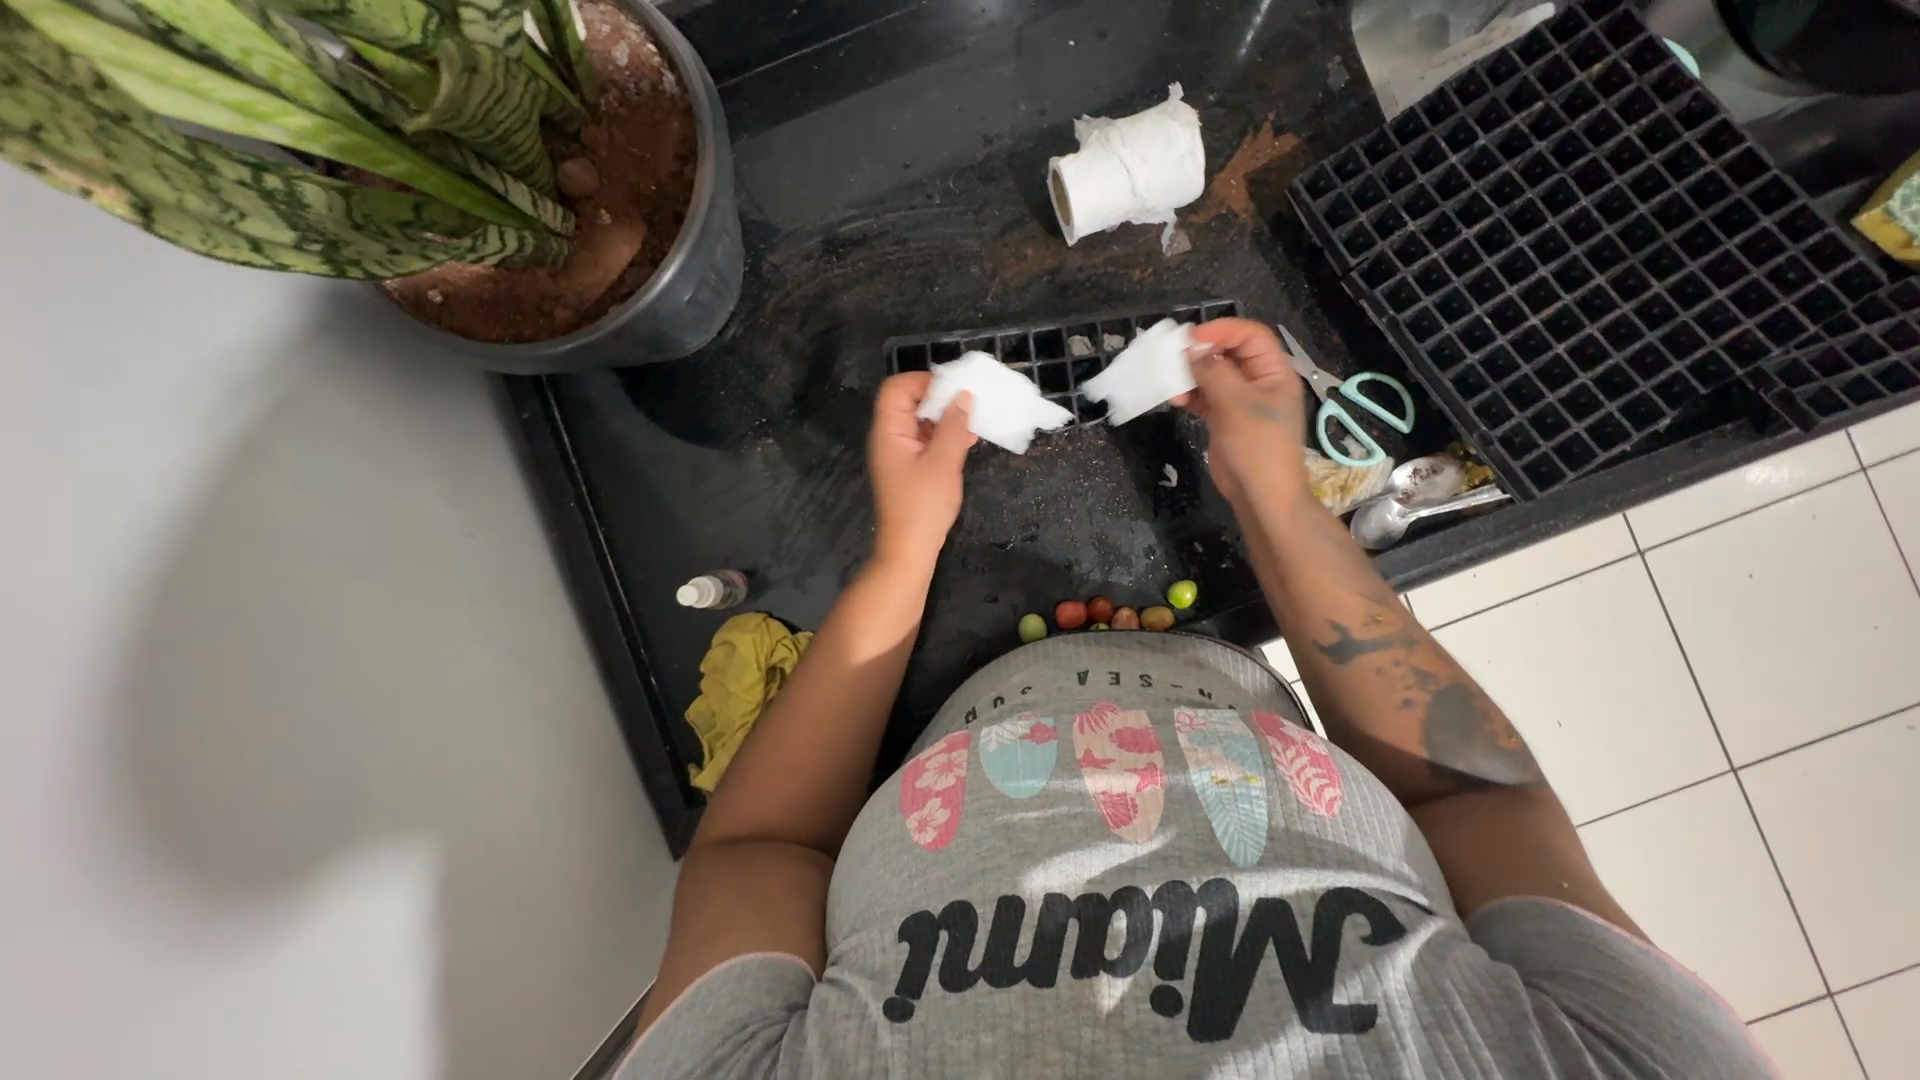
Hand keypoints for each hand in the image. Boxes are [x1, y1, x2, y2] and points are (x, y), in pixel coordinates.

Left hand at [868, 372, 976, 567]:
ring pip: (920, 422)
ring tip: (974, 422)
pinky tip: (968, 441)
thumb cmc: (923, 506)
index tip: (955, 389)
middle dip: (940, 399)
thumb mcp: (943, 462)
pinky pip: (926, 441)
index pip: (897, 388)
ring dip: (946, 419)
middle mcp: (889, 438)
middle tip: (970, 402)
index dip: (924, 381)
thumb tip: (963, 396)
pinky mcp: (909, 469)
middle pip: (909, 402)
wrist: (909, 551)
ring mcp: (898, 454)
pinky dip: (945, 436)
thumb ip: (954, 426)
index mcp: (888, 432)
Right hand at [1171, 318, 1308, 505]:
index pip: (1250, 336)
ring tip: (1173, 388)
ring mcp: (1240, 401)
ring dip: (1190, 377)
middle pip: (1228, 353)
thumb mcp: (1237, 404)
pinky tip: (1176, 400)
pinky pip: (1204, 396)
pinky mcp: (1224, 418)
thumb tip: (1190, 349)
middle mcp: (1259, 381)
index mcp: (1274, 372)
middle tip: (1173, 360)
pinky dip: (1190, 395)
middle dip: (1200, 355)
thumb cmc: (1257, 447)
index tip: (1190, 339)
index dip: (1222, 331)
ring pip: (1212, 375)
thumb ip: (1213, 373)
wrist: (1261, 495)